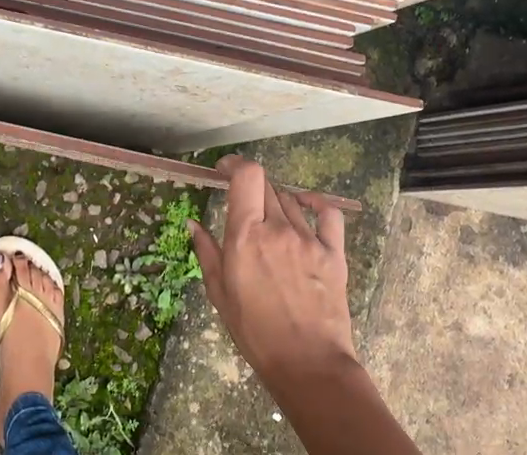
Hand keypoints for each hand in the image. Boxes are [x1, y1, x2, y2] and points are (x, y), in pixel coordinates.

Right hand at [189, 156, 357, 390]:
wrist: (308, 363)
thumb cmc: (255, 331)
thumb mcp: (219, 292)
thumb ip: (206, 251)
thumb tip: (192, 223)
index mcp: (246, 235)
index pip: (246, 176)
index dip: (235, 163)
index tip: (225, 168)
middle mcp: (278, 228)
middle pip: (266, 185)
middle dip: (252, 188)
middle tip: (245, 204)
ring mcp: (309, 240)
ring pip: (291, 200)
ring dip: (277, 202)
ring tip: (271, 220)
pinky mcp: (334, 254)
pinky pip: (329, 215)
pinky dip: (317, 204)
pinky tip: (308, 206)